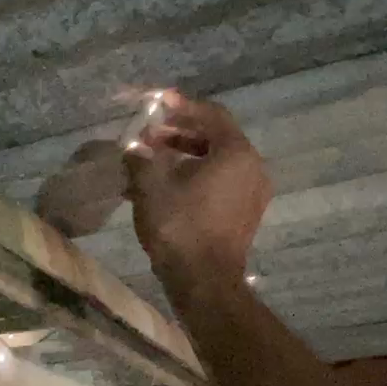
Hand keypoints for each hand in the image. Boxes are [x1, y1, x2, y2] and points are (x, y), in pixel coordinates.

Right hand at [124, 90, 272, 287]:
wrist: (204, 282)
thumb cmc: (179, 226)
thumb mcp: (149, 186)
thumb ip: (140, 158)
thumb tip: (134, 149)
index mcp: (236, 153)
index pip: (211, 114)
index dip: (181, 105)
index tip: (156, 104)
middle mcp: (252, 167)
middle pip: (215, 136)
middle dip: (179, 132)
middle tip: (149, 135)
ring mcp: (252, 193)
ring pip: (216, 161)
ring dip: (184, 155)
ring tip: (151, 161)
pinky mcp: (244, 213)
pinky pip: (220, 182)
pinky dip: (194, 175)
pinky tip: (164, 186)